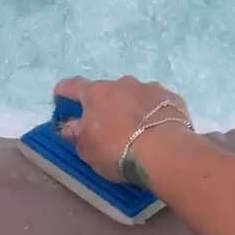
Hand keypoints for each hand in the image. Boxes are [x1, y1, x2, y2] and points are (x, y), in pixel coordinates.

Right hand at [54, 76, 192, 183]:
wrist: (165, 151)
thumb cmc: (117, 150)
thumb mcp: (86, 149)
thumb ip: (76, 134)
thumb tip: (70, 125)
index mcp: (97, 93)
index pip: (73, 85)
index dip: (64, 92)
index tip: (61, 101)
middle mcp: (123, 83)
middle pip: (107, 91)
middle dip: (105, 106)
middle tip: (107, 127)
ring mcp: (150, 87)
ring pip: (134, 95)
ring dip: (131, 108)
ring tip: (137, 130)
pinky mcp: (173, 97)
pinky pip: (157, 103)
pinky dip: (153, 113)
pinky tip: (157, 130)